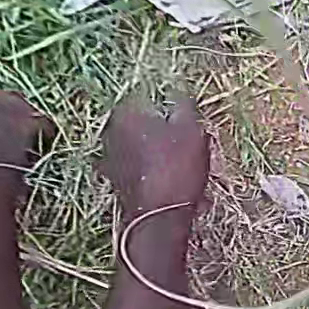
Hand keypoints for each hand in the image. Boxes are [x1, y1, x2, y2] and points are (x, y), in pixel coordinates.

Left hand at [103, 97, 209, 212]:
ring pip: (149, 150)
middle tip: (197, 151)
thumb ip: (183, 104)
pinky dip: (162, 176)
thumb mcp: (190, 130)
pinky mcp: (117, 181)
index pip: (153, 98)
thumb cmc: (176, 169)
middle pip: (150, 125)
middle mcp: (111, 131)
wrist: (158, 219)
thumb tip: (177, 89)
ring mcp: (111, 158)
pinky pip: (145, 171)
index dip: (178, 112)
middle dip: (174, 136)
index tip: (194, 127)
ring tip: (193, 175)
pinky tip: (180, 191)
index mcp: (126, 112)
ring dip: (170, 158)